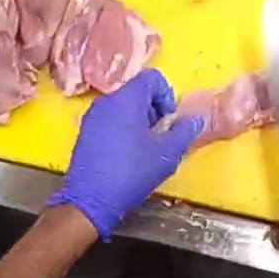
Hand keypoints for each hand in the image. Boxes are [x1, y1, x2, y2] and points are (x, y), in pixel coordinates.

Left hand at [48, 69, 204, 238]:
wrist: (90, 200)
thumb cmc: (131, 172)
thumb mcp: (166, 154)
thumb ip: (184, 132)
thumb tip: (194, 119)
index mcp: (126, 98)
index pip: (153, 78)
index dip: (167, 96)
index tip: (169, 122)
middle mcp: (106, 101)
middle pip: (137, 92)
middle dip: (153, 111)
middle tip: (159, 137)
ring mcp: (91, 117)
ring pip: (122, 108)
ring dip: (138, 122)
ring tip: (144, 150)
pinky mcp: (84, 134)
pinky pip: (109, 122)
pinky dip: (122, 131)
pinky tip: (126, 157)